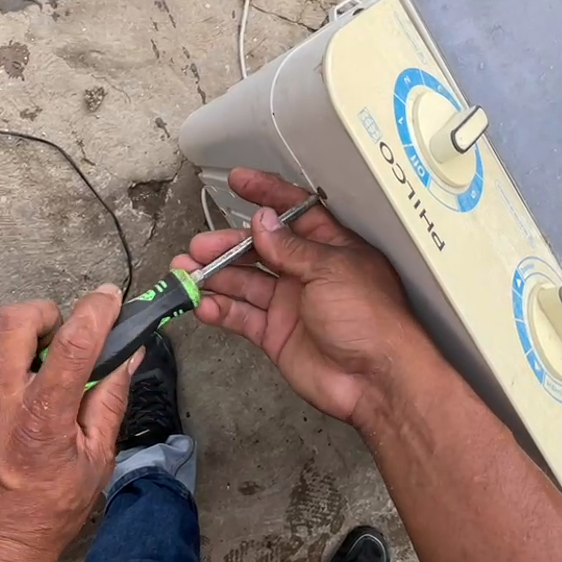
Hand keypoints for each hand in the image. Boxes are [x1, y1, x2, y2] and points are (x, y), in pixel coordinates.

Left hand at [0, 288, 136, 561]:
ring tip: (22, 351)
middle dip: (46, 313)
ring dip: (5, 328)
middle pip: (14, 321)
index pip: (73, 345)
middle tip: (59, 334)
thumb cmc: (44, 516)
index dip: (97, 310)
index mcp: (43, 423)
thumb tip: (128, 353)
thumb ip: (111, 400)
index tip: (109, 298)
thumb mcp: (95, 463)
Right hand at [174, 167, 441, 430]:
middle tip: (200, 244)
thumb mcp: (331, 269)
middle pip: (260, 249)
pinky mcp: (277, 334)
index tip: (239, 180)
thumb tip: (264, 222)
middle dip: (228, 244)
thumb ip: (291, 247)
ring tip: (186, 271)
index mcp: (330, 247)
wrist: (375, 380)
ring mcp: (290, 304)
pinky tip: (203, 305)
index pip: (294, 212)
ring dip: (215, 276)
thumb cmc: (371, 319)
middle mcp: (308, 272)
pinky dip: (220, 310)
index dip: (267, 194)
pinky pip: (242, 316)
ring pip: (245, 282)